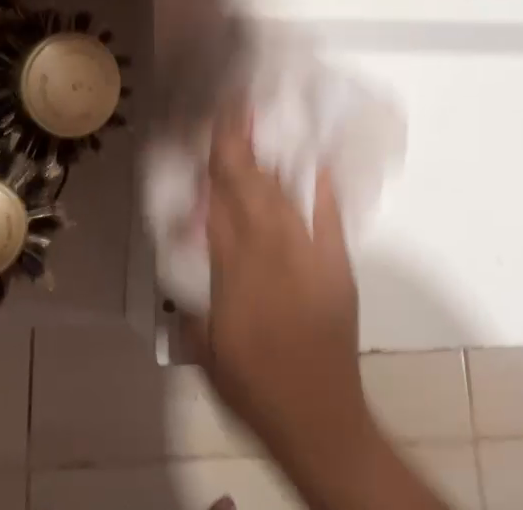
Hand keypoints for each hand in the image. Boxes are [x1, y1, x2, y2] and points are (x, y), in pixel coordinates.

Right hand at [189, 105, 367, 466]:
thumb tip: (187, 272)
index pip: (216, 209)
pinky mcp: (336, 267)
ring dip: (269, 158)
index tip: (204, 134)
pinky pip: (329, 219)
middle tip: (232, 105)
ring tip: (261, 122)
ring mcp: (306, 257)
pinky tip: (316, 160)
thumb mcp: (205, 346)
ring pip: (282, 197)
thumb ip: (194, 303)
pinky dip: (323, 189)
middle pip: (248, 191)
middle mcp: (266, 255)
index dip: (210, 170)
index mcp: (230, 274)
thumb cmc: (251, 386)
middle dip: (238, 146)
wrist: (317, 417)